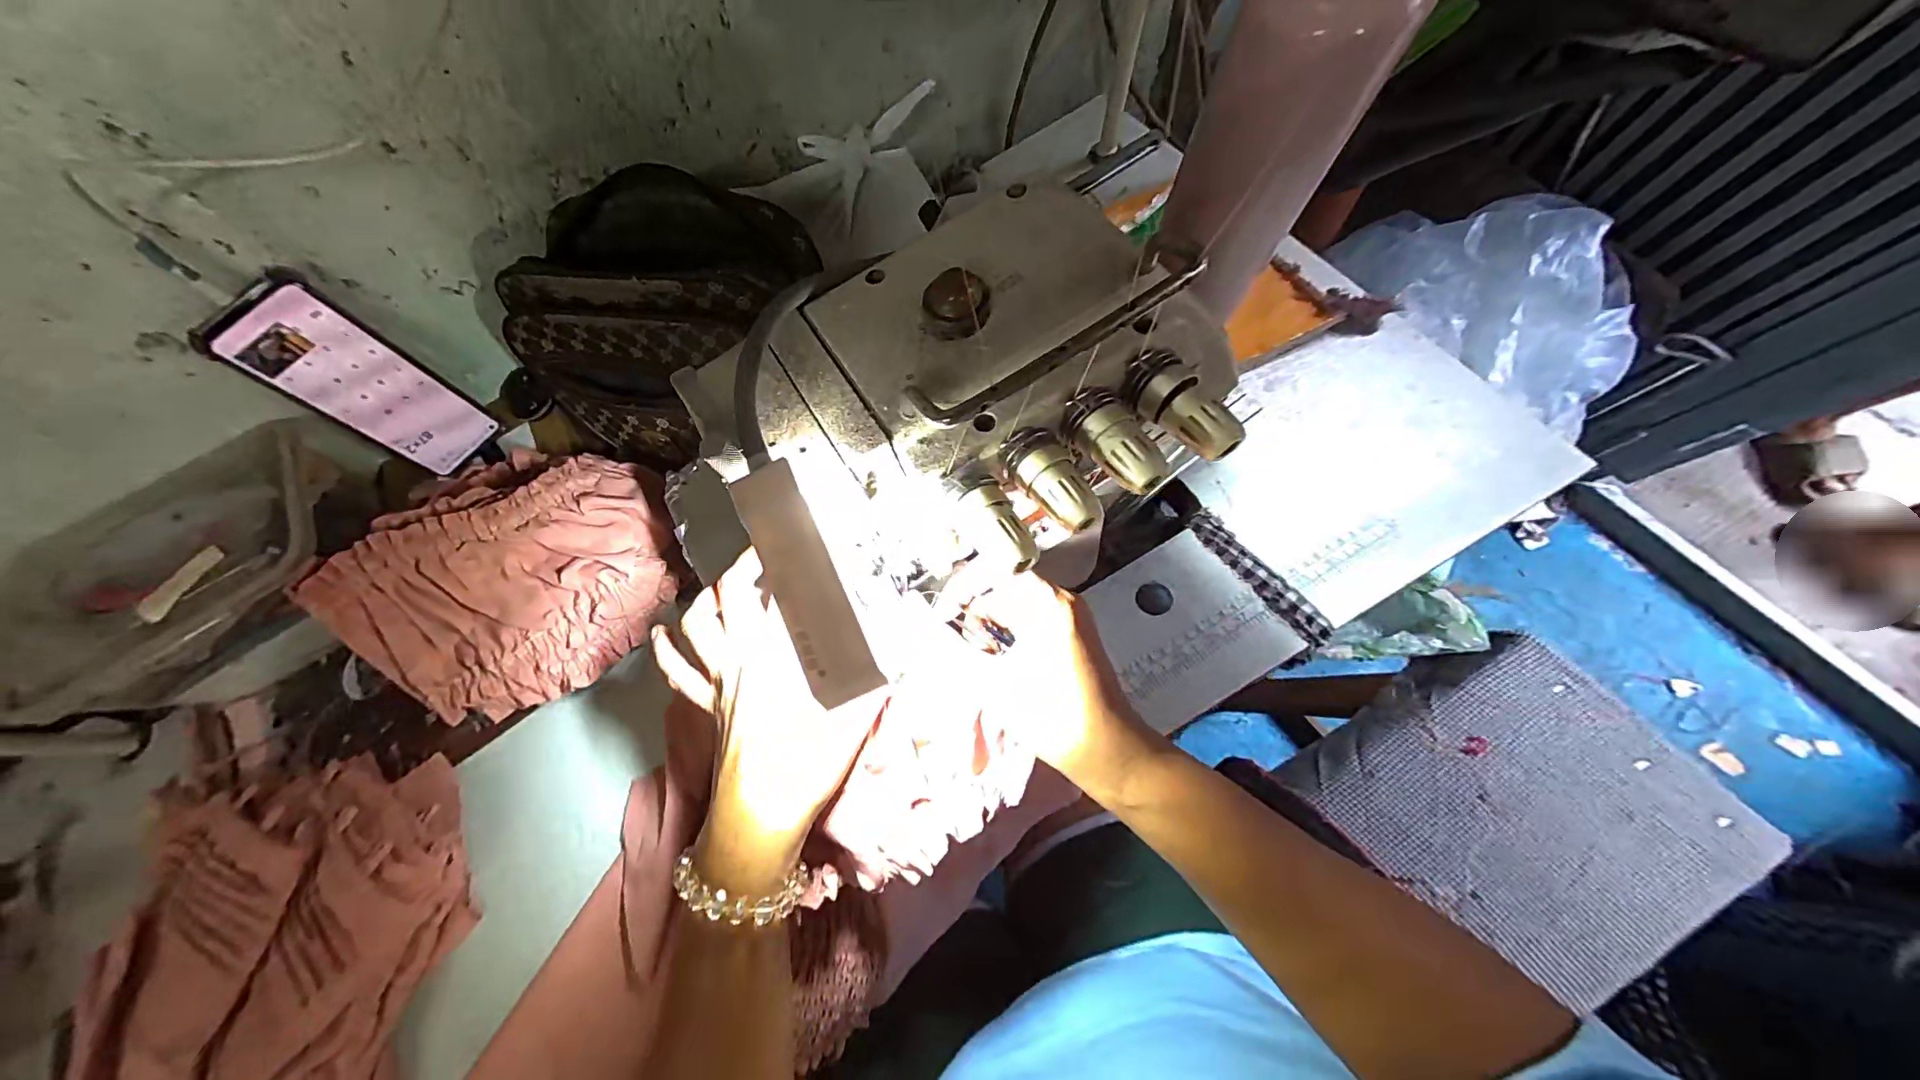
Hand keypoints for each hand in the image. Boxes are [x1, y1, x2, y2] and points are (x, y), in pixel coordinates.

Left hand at [651, 548, 883, 893]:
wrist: (758, 819)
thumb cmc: (804, 764)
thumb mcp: (854, 712)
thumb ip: (878, 667)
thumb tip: (903, 633)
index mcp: (772, 654)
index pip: (772, 592)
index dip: (779, 561)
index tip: (795, 543)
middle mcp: (738, 659)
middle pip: (725, 598)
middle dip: (741, 568)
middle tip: (761, 557)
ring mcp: (716, 683)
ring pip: (695, 627)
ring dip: (705, 599)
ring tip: (720, 586)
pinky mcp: (705, 708)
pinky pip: (675, 674)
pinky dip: (666, 650)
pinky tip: (661, 634)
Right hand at [959, 570, 1155, 789]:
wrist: (1105, 750)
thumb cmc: (1052, 715)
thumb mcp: (993, 682)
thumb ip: (952, 649)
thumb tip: (921, 625)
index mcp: (1049, 601)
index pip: (996, 568)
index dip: (963, 586)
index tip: (942, 613)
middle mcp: (1061, 601)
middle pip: (1003, 588)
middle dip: (973, 611)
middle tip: (955, 642)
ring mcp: (1067, 620)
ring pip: (1013, 608)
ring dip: (987, 627)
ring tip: (973, 657)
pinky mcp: (1068, 639)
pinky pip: (1027, 624)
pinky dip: (1005, 638)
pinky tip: (993, 664)